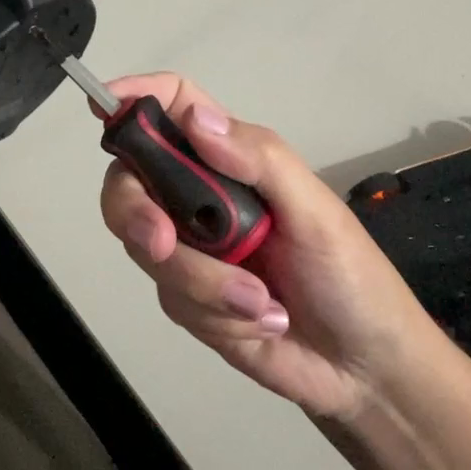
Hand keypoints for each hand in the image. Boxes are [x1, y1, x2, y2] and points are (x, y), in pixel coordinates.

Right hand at [98, 73, 437, 423]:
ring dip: (201, 281)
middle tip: (160, 243)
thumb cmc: (353, 278)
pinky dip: (217, 314)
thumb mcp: (317, 212)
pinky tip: (262, 323)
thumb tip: (196, 119)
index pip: (171, 107)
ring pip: (146, 246)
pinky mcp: (187, 297)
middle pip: (128, 179)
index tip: (102, 106)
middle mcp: (197, 194)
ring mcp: (189, 246)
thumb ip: (259, 159)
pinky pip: (172, 297)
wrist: (368, 373)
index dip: (134, 96)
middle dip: (135, 212)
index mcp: (229, 157)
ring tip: (259, 304)